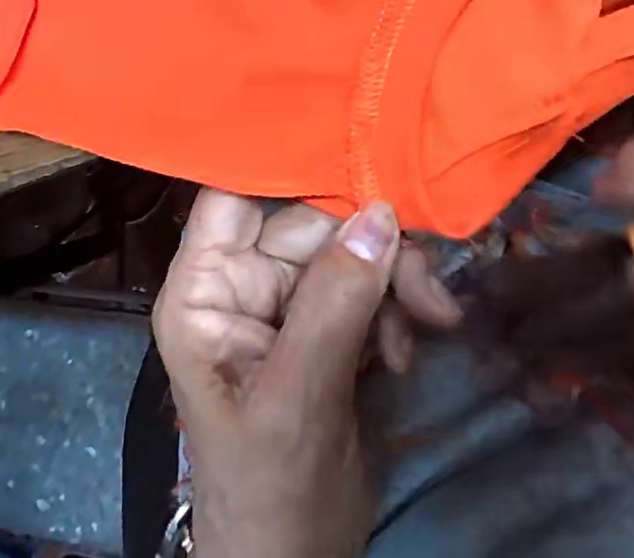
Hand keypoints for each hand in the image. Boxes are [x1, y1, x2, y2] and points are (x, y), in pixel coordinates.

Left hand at [152, 189, 400, 557]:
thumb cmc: (269, 491)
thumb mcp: (297, 398)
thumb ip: (335, 303)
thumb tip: (379, 215)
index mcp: (205, 290)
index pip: (232, 195)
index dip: (281, 164)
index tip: (349, 143)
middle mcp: (243, 282)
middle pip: (310, 220)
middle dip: (369, 245)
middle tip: (424, 283)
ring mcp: (287, 300)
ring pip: (348, 250)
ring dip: (394, 280)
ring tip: (428, 322)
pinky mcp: (326, 320)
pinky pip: (367, 283)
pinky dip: (396, 307)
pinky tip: (407, 350)